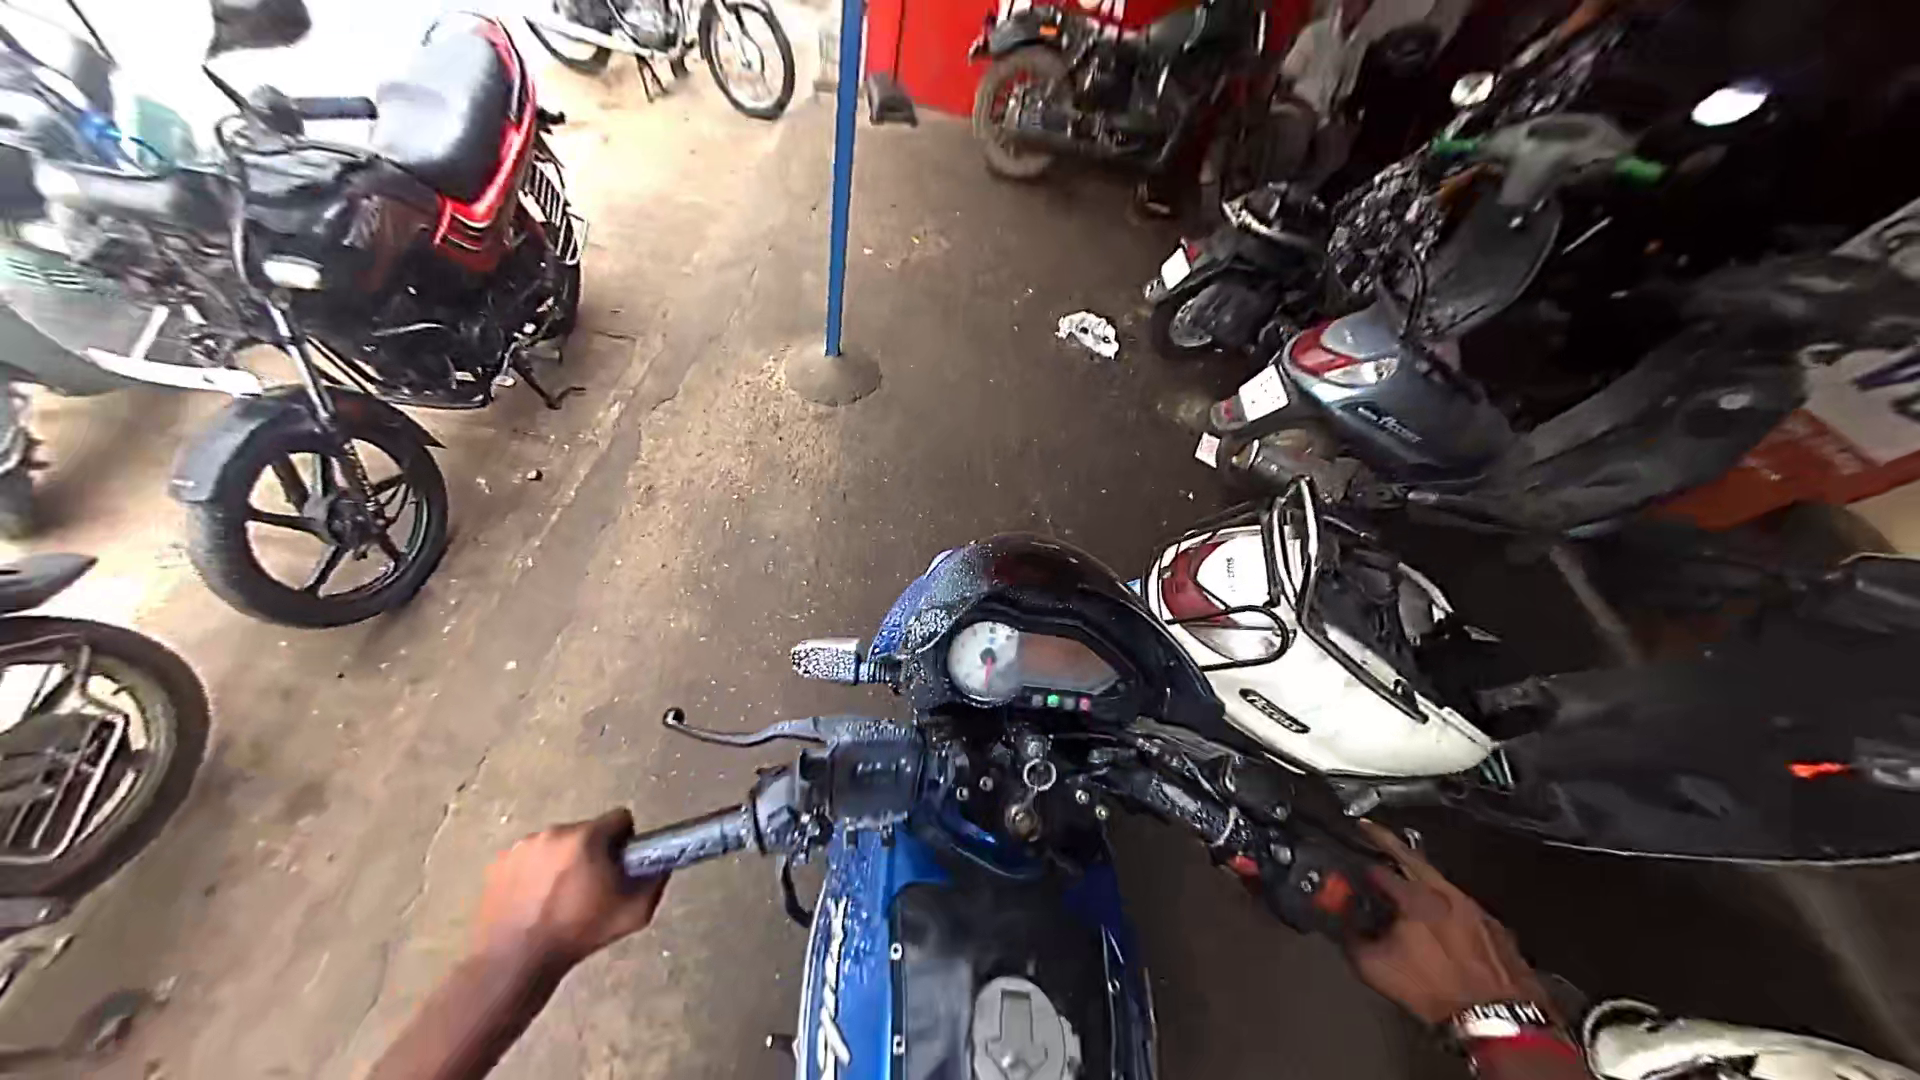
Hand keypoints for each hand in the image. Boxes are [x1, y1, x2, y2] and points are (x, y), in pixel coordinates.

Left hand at [475, 808, 667, 970]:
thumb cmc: (578, 935)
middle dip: (592, 851)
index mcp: (587, 837)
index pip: (620, 818)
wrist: (514, 966)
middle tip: (588, 886)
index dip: (625, 841)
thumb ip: (656, 879)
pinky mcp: (498, 863)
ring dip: (563, 860)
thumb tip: (663, 862)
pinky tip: (533, 900)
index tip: (618, 865)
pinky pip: (530, 856)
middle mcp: (554, 832)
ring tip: (558, 896)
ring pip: (557, 843)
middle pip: (587, 831)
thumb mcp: (635, 912)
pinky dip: (535, 871)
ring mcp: (522, 847)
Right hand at [1346, 821, 1552, 1024]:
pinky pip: (1462, 904)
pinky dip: (1445, 901)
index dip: (1357, 866)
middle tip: (1369, 829)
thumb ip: (1349, 936)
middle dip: (1386, 841)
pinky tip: (1439, 915)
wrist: (1500, 1024)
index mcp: (1413, 896)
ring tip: (1403, 876)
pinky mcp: (1497, 928)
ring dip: (1418, 875)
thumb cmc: (1433, 989)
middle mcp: (1445, 892)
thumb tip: (1337, 920)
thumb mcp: (1375, 967)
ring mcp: (1475, 908)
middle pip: (1411, 856)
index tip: (1348, 866)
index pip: (1376, 868)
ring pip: (1439, 880)